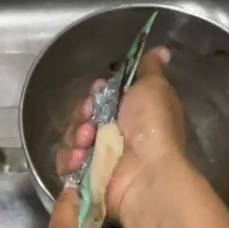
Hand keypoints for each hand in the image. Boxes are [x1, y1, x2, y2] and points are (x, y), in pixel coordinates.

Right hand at [56, 47, 188, 220]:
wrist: (146, 173)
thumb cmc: (152, 127)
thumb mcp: (154, 87)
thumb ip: (150, 68)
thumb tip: (162, 50)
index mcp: (131, 112)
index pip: (100, 97)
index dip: (94, 94)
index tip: (98, 92)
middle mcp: (116, 133)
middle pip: (82, 116)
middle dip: (82, 115)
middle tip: (91, 122)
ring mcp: (101, 156)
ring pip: (72, 138)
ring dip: (76, 138)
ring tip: (87, 145)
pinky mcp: (88, 177)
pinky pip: (66, 162)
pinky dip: (70, 160)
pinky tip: (81, 160)